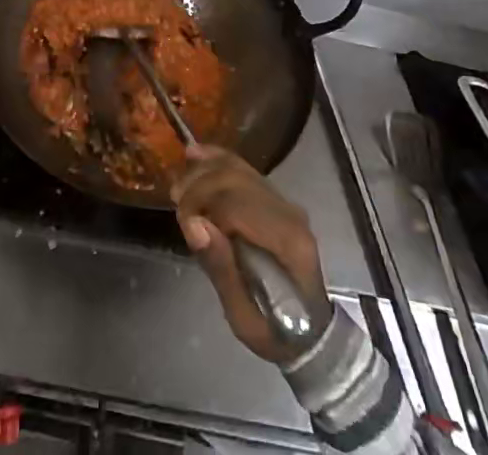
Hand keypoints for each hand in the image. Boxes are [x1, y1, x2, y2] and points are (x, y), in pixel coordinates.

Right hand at [172, 143, 329, 362]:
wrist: (312, 334)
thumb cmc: (277, 333)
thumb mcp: (245, 319)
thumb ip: (222, 271)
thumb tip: (195, 226)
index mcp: (287, 243)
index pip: (237, 203)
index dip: (202, 204)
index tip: (182, 223)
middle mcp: (290, 214)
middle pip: (237, 180)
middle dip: (200, 185)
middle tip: (175, 200)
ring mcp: (286, 204)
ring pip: (241, 171)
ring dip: (205, 171)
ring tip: (180, 184)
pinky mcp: (278, 202)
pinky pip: (247, 172)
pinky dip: (220, 161)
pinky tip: (198, 154)